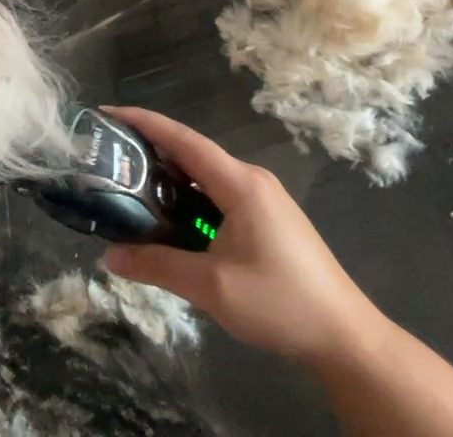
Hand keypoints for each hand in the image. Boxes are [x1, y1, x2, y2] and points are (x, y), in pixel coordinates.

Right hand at [102, 106, 390, 368]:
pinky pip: (216, 195)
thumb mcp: (212, 287)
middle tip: (106, 156)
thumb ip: (157, 266)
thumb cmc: (281, 303)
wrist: (346, 339)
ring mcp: (262, 200)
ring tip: (126, 185)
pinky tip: (166, 217)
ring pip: (203, 176)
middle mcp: (251, 181)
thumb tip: (108, 256)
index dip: (143, 122)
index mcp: (241, 184)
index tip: (107, 113)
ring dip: (167, 177)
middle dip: (148, 150)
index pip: (183, 139)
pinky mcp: (266, 220)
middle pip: (191, 153)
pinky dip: (186, 197)